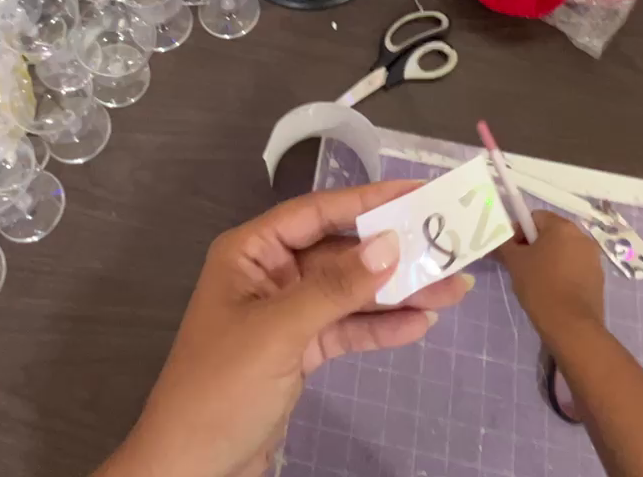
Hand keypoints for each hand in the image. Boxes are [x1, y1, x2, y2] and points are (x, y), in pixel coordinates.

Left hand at [99, 182, 473, 476]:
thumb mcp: (278, 330)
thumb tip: (389, 245)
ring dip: (397, 293)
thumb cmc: (221, 385)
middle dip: (392, 252)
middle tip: (446, 244)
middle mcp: (270, 273)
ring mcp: (286, 313)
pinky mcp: (299, 351)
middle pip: (340, 252)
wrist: (191, 469)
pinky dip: (380, 327)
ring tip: (452, 288)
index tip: (415, 192)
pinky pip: (346, 328)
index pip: (317, 213)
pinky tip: (419, 323)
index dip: (367, 200)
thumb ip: (335, 287)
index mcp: (252, 251)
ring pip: (350, 292)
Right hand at [495, 210, 607, 338]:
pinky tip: (553, 290)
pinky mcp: (598, 278)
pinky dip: (563, 272)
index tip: (513, 250)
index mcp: (562, 227)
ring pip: (564, 250)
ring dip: (550, 258)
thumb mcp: (514, 262)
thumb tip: (499, 239)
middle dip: (535, 245)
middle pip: (551, 232)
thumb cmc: (540, 286)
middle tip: (522, 264)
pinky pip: (575, 266)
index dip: (520, 231)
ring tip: (537, 279)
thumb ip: (505, 243)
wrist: (571, 326)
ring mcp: (593, 259)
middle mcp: (582, 237)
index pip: (535, 217)